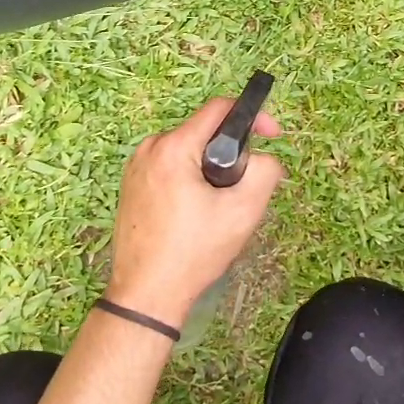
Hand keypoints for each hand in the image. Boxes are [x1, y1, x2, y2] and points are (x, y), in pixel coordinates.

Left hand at [105, 98, 284, 327]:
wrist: (146, 295)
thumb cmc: (194, 252)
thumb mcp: (243, 210)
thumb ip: (265, 170)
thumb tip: (264, 157)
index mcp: (173, 147)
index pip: (219, 108)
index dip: (252, 116)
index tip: (272, 136)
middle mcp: (150, 149)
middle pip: (203, 133)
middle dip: (230, 153)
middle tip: (241, 188)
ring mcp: (136, 168)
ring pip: (188, 153)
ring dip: (209, 169)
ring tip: (218, 208)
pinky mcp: (131, 187)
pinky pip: (171, 169)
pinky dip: (189, 181)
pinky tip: (196, 215)